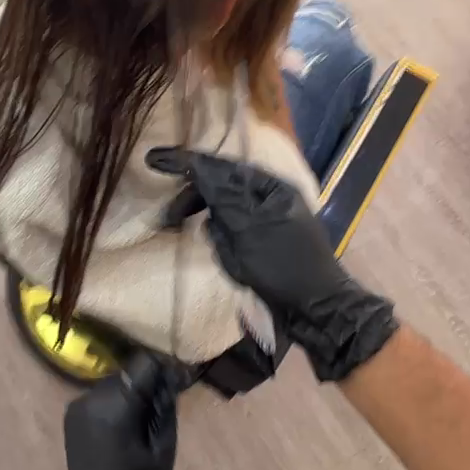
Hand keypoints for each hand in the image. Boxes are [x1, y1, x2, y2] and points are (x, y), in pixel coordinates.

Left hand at [33, 351, 185, 469]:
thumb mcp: (163, 449)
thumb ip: (165, 408)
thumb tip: (170, 379)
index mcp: (118, 405)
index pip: (145, 364)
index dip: (164, 370)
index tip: (178, 382)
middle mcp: (94, 396)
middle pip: (129, 372)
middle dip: (148, 382)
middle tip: (164, 403)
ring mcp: (79, 403)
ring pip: (115, 382)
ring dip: (131, 392)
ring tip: (143, 416)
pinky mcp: (72, 412)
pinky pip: (101, 395)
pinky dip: (115, 402)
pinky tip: (124, 423)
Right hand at [147, 147, 396, 381]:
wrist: (316, 310)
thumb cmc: (284, 265)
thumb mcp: (249, 228)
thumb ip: (222, 195)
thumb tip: (196, 166)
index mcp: (270, 186)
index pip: (221, 166)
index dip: (186, 162)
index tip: (152, 159)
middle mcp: (268, 200)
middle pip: (220, 190)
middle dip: (196, 203)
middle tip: (168, 218)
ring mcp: (265, 224)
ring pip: (223, 218)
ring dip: (216, 234)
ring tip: (221, 254)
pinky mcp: (261, 248)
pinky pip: (232, 240)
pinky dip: (226, 251)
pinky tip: (234, 267)